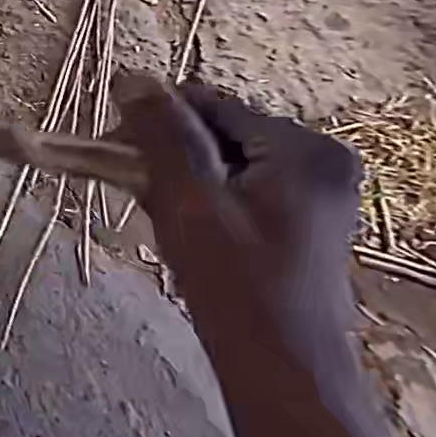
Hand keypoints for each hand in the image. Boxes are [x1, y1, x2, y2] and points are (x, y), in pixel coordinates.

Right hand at [113, 70, 360, 336]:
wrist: (279, 361)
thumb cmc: (234, 278)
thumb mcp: (187, 197)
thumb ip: (163, 133)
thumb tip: (132, 76)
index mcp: (303, 149)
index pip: (201, 102)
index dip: (151, 123)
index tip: (116, 155)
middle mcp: (318, 157)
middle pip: (208, 125)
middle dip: (162, 149)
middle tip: (134, 184)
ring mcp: (313, 184)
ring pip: (212, 151)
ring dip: (173, 171)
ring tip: (159, 208)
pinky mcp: (299, 207)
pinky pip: (229, 175)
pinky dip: (194, 189)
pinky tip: (183, 219)